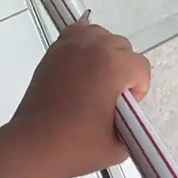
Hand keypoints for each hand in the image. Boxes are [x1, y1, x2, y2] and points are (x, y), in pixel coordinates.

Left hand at [0, 18, 150, 177]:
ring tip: (98, 79)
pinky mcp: (54, 50)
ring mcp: (71, 45)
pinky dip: (83, 42)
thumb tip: (129, 113)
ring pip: (100, 35)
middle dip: (124, 70)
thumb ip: (133, 122)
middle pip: (122, 47)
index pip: (141, 66)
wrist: (36, 144)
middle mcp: (94, 47)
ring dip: (105, 53)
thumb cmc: (77, 145)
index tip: (126, 107)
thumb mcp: (119, 143)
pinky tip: (83, 60)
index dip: (139, 88)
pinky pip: (76, 32)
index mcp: (113, 66)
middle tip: (113, 96)